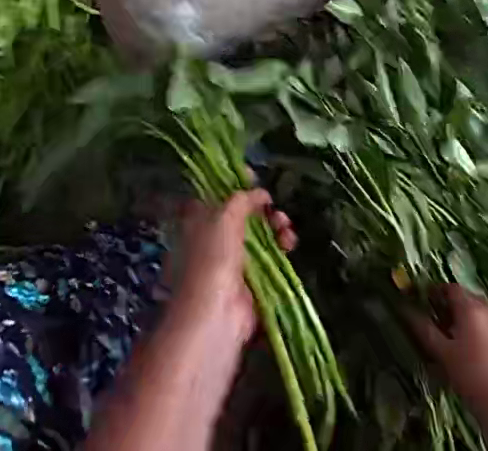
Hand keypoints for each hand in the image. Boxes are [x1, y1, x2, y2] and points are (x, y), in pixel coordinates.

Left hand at [169, 189, 295, 348]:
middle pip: (241, 213)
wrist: (218, 311)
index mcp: (198, 217)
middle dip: (260, 206)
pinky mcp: (253, 278)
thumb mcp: (224, 217)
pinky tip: (289, 242)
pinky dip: (281, 246)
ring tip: (285, 226)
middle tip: (274, 205)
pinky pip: (270, 256)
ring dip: (274, 225)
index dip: (234, 182)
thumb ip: (242, 200)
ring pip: (258, 233)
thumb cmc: (213, 256)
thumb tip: (260, 192)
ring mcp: (233, 257)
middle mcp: (213, 234)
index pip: (216, 192)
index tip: (254, 176)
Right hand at [404, 284, 487, 439]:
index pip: (450, 288)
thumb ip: (422, 327)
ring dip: (472, 322)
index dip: (435, 291)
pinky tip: (484, 359)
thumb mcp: (442, 353)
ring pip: (486, 317)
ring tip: (461, 341)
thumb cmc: (474, 379)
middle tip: (440, 322)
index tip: (425, 302)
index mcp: (471, 309)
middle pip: (470, 300)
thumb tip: (404, 308)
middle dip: (454, 306)